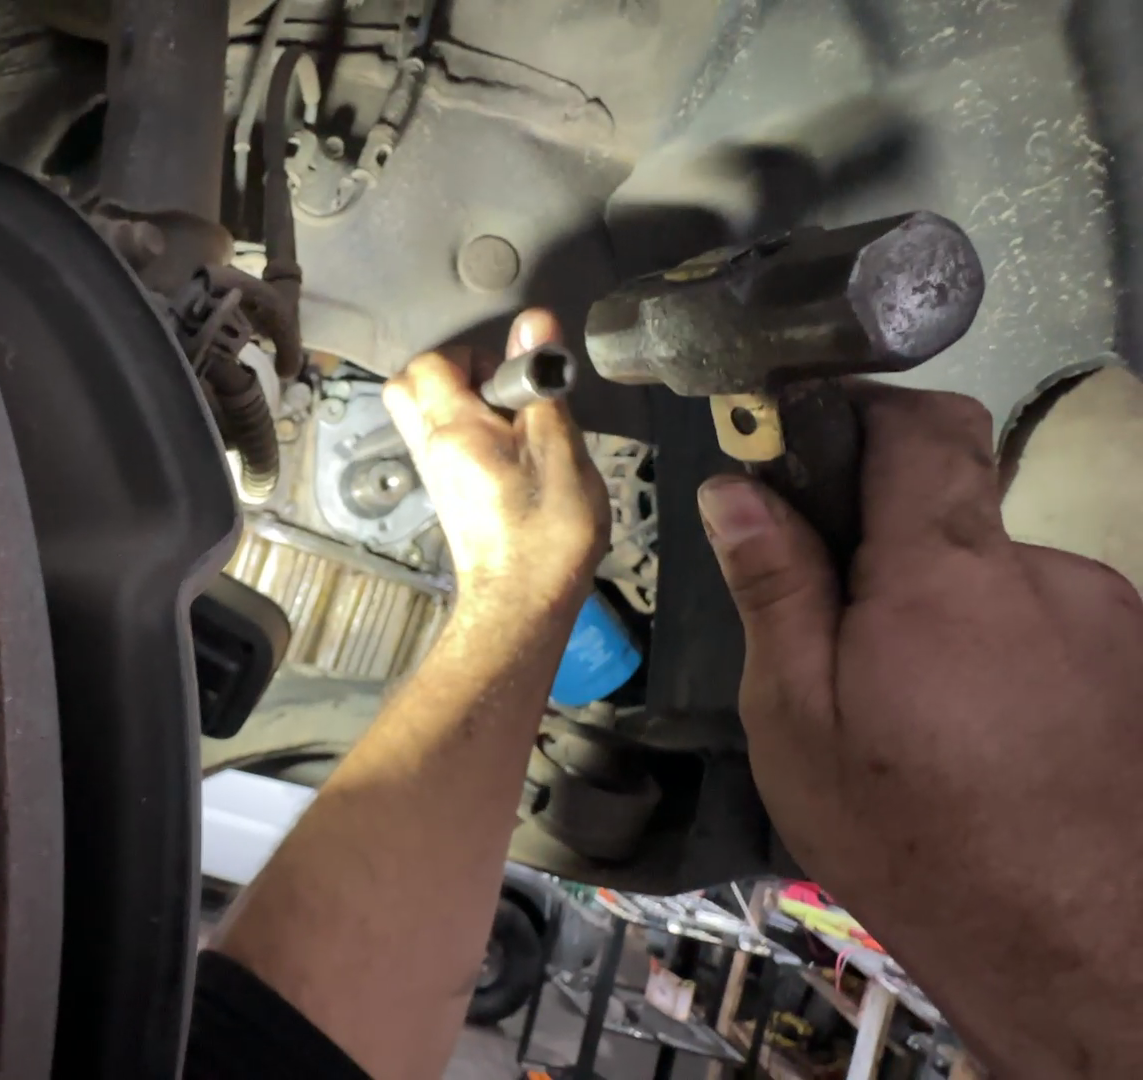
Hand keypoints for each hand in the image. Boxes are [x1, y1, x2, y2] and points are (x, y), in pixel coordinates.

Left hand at [383, 309, 607, 620]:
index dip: (470, 354)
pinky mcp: (442, 487)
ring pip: (417, 412)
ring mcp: (430, 468)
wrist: (519, 596)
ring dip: (454, 399)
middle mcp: (428, 446)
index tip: (510, 374)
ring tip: (505, 419)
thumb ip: (538, 384)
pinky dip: (458, 426)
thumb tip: (533, 324)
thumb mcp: (559, 449)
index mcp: (451, 430)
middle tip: (497, 389)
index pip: (428, 363)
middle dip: (449, 371)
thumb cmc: (545, 530)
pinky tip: (502, 446)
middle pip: (407, 384)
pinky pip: (434, 438)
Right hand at [701, 384, 1142, 1073]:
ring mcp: (1116, 626)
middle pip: (947, 517)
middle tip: (822, 637)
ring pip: (993, 578)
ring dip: (931, 608)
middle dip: (875, 550)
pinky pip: (1043, 624)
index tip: (802, 431)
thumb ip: (774, 586)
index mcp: (946, 578)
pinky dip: (987, 647)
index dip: (864, 407)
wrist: (1078, 958)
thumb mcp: (793, 706)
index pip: (926, 432)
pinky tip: (962, 728)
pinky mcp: (1142, 673)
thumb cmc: (898, 821)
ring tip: (894, 702)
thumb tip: (736, 490)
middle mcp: (1051, 580)